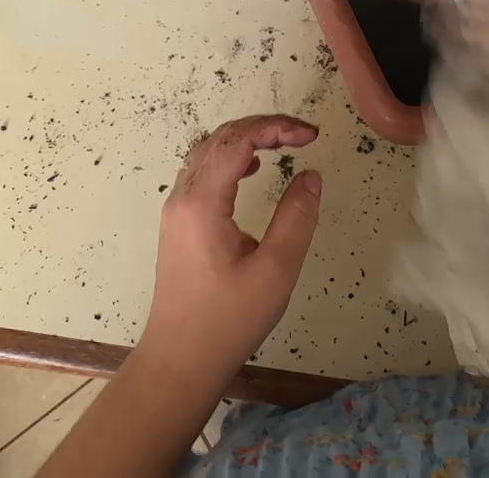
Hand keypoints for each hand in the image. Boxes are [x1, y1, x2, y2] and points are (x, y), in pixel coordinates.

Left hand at [136, 115, 321, 388]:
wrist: (179, 361)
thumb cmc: (227, 320)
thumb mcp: (275, 271)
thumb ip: (296, 218)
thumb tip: (311, 175)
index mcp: (202, 201)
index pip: (238, 139)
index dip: (277, 127)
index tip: (312, 136)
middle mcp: (183, 195)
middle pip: (221, 137)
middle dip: (264, 126)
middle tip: (303, 134)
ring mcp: (177, 208)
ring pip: (209, 150)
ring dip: (246, 138)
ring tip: (284, 143)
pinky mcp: (179, 222)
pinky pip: (204, 170)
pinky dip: (231, 157)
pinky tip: (253, 167)